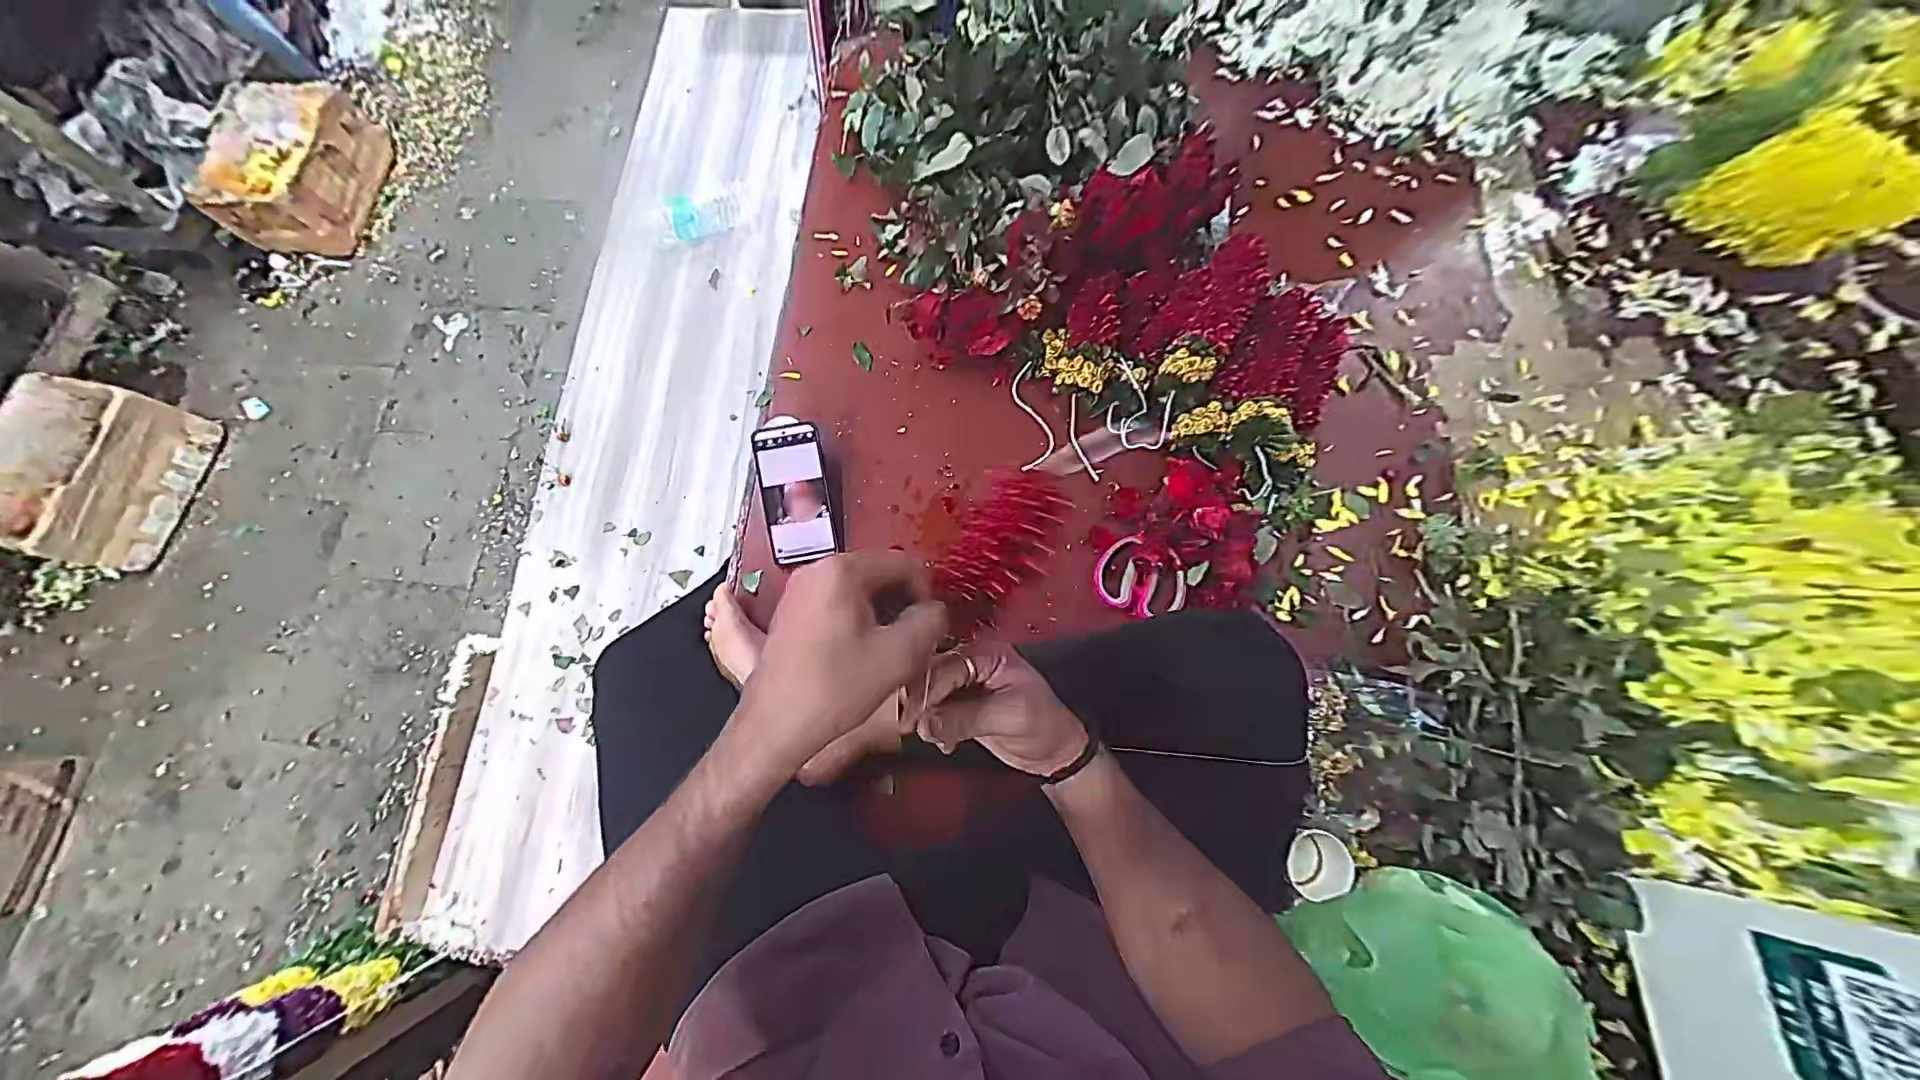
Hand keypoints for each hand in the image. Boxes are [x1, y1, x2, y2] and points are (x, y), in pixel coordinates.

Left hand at [734, 551, 946, 775]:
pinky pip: (838, 604)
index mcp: (842, 571)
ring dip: (881, 615)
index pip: (905, 564)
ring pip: (860, 591)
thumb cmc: (832, 690)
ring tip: (886, 651)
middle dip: (903, 604)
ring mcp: (800, 590)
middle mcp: (817, 570)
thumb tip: (935, 610)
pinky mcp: (792, 612)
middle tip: (911, 640)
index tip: (929, 624)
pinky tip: (860, 655)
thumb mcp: (899, 655)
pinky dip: (857, 622)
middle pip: (881, 574)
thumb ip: (930, 622)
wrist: (774, 726)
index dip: (926, 594)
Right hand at [908, 641, 1089, 776]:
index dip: (927, 690)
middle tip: (911, 726)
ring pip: (929, 693)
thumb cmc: (1044, 725)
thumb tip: (926, 723)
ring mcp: (964, 683)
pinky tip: (943, 741)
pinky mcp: (959, 704)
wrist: (1056, 751)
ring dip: (926, 716)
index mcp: (988, 652)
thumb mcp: (1008, 716)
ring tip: (934, 736)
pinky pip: (934, 710)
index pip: (947, 665)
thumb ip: (964, 718)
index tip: (911, 714)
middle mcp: (973, 661)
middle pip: (931, 675)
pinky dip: (933, 726)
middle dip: (921, 702)